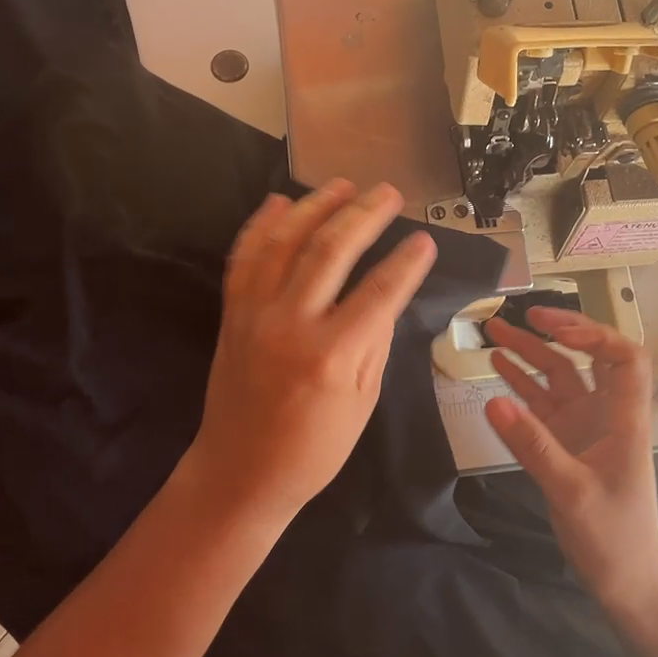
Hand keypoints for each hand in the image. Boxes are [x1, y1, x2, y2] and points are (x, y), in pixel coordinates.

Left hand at [189, 180, 436, 518]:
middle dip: (364, 215)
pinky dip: (261, 226)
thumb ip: (374, 342)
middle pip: (330, 251)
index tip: (425, 239)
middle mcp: (291, 325)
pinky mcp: (232, 313)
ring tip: (342, 184)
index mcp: (332, 356)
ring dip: (315, 206)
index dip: (406, 263)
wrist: (239, 472)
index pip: (379, 293)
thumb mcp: (362, 402)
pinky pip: (244, 257)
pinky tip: (280, 203)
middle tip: (388, 193)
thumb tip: (385, 295)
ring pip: (284, 242)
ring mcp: (255, 314)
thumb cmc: (313, 449)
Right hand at [484, 309, 657, 610]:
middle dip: (557, 332)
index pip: (625, 358)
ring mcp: (583, 428)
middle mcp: (605, 414)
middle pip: (585, 359)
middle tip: (522, 315)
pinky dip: (521, 385)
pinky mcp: (565, 444)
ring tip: (495, 333)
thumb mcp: (571, 493)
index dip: (595, 335)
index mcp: (624, 418)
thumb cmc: (613, 537)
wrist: (626, 583)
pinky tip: (498, 368)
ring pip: (558, 378)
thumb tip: (493, 402)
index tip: (555, 330)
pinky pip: (541, 405)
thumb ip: (534, 446)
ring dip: (530, 354)